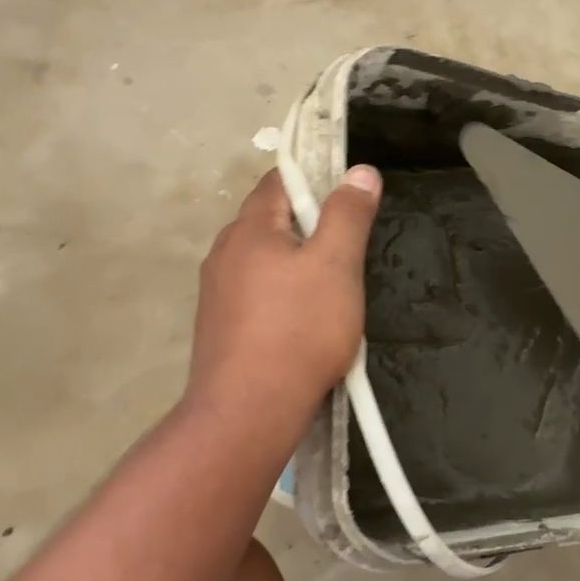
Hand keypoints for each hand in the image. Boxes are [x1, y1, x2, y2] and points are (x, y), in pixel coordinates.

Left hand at [183, 166, 381, 444]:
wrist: (250, 409)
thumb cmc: (300, 330)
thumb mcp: (337, 265)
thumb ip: (348, 215)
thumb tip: (360, 171)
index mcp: (250, 229)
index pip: (281, 180)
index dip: (317, 177)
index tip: (351, 196)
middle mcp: (225, 252)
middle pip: (273, 220)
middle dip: (312, 225)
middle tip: (352, 248)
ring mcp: (219, 292)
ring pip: (267, 260)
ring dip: (299, 263)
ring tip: (335, 288)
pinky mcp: (223, 326)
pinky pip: (260, 293)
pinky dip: (286, 294)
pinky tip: (308, 321)